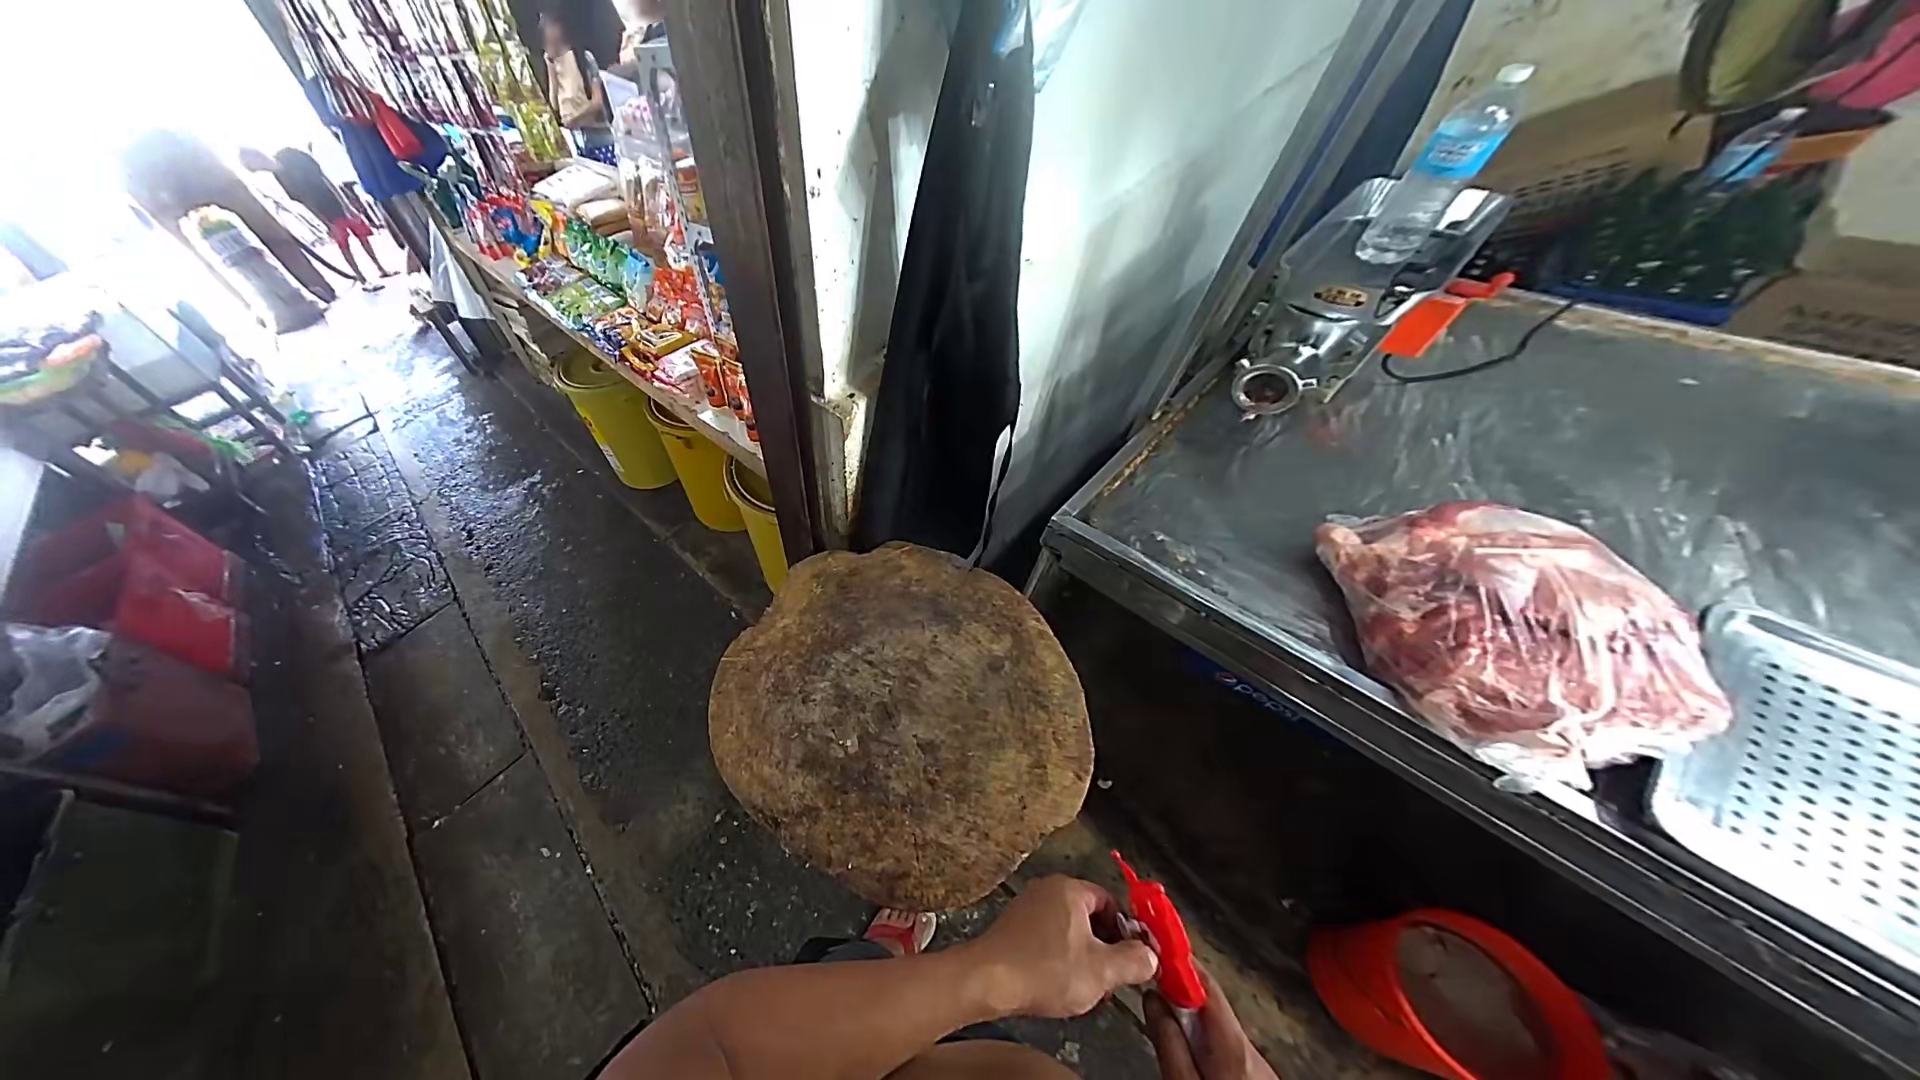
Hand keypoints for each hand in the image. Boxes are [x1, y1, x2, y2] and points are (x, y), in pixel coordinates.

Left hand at [964, 875, 1158, 1018]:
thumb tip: (1151, 956)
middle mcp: (1048, 888)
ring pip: (1069, 927)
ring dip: (1083, 954)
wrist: (988, 978)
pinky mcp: (1014, 924)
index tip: (1134, 958)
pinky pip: (1048, 934)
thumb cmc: (1047, 969)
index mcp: (1070, 889)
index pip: (1109, 901)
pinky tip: (1060, 981)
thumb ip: (1133, 961)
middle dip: (1105, 946)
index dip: (1126, 930)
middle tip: (1112, 978)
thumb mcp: (1101, 971)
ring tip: (1087, 986)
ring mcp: (1028, 905)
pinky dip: (1060, 955)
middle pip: (1089, 913)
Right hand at [1144, 968, 1279, 1079]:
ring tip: (1168, 1027)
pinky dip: (1207, 1040)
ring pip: (1219, 1025)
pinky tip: (1193, 1054)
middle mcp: (1253, 1048)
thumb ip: (1168, 1043)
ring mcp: (1261, 1064)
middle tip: (1152, 988)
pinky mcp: (1260, 1075)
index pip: (1206, 984)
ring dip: (1192, 1020)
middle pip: (1212, 1003)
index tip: (1154, 947)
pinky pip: (1228, 1045)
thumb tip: (1152, 996)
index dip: (1179, 961)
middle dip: (1182, 994)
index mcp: (1233, 1047)